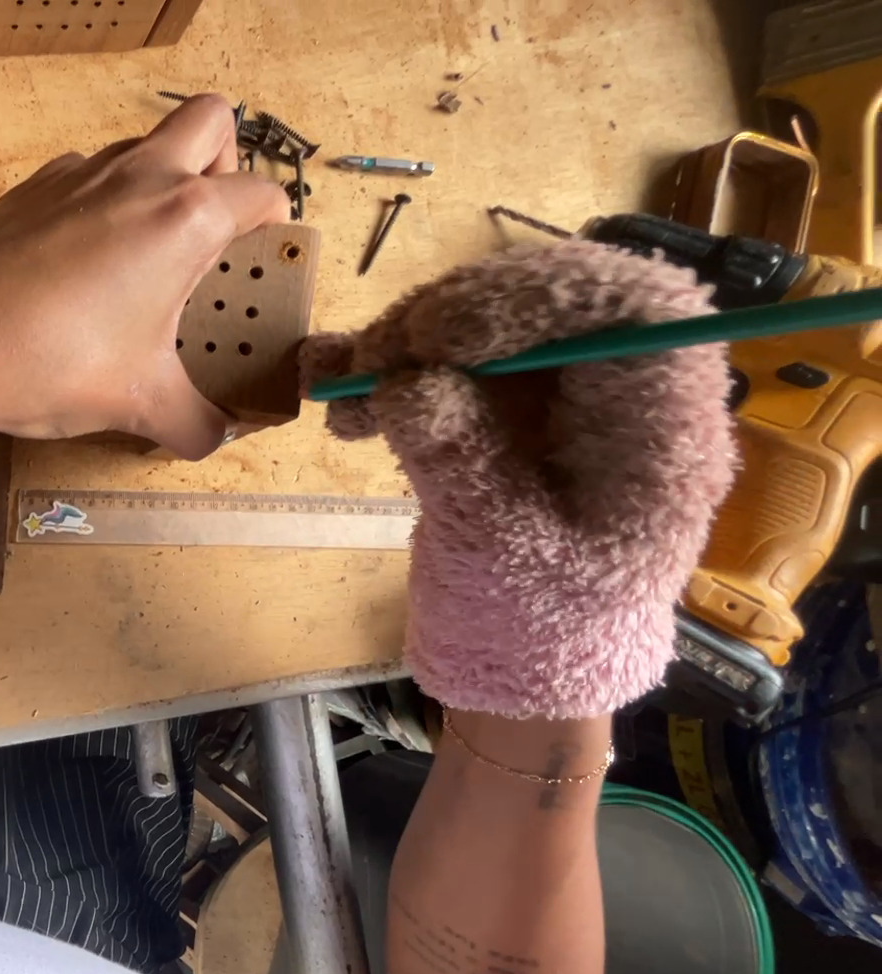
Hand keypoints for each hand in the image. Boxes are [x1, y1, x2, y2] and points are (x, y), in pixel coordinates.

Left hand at [0, 94, 288, 458]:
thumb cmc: (51, 368)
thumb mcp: (137, 404)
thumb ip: (194, 424)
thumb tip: (217, 438)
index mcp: (183, 218)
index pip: (260, 195)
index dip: (271, 226)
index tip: (257, 260)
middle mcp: (135, 176)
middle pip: (211, 123)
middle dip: (223, 164)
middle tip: (204, 230)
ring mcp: (75, 175)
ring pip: (140, 144)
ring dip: (156, 180)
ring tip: (137, 254)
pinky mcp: (27, 191)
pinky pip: (81, 175)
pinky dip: (95, 201)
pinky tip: (74, 264)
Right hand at [300, 242, 737, 717]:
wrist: (514, 661)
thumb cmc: (531, 622)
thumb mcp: (495, 553)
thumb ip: (459, 463)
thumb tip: (403, 381)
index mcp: (652, 427)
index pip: (625, 309)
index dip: (533, 299)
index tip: (435, 338)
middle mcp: (602, 396)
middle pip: (537, 304)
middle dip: (444, 318)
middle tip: (368, 361)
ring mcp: (540, 402)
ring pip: (474, 328)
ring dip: (396, 346)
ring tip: (337, 392)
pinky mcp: (487, 417)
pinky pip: (434, 368)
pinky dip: (380, 372)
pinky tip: (336, 399)